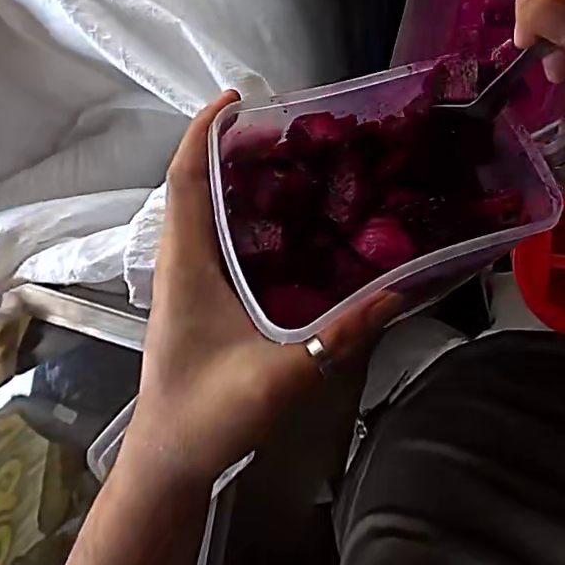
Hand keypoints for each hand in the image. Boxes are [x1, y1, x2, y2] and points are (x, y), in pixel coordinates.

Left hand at [124, 91, 407, 487]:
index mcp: (188, 266)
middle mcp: (181, 263)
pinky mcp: (197, 296)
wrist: (167, 464)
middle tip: (280, 125)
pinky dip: (237, 209)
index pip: (185, 181)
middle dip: (227, 145)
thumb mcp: (282, 374)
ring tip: (282, 158)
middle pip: (193, 185)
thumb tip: (397, 293)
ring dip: (230, 175)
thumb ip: (342, 334)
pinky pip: (212, 235)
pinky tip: (278, 218)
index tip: (234, 100)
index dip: (203, 133)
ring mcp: (186, 279)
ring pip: (201, 209)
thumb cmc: (207, 417)